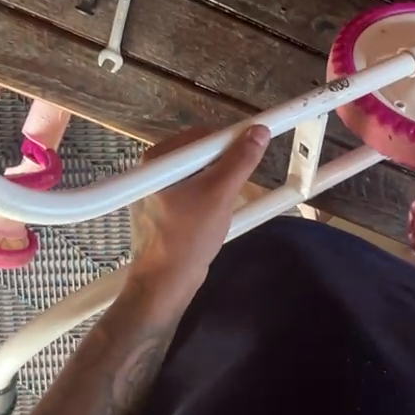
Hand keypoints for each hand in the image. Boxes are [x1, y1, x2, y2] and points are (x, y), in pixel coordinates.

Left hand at [126, 125, 269, 294]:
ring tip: (232, 202)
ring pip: (204, 175)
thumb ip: (241, 160)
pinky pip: (198, 193)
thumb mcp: (220, 194)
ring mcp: (159, 192)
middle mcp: (155, 171)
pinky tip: (223, 214)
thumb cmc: (189, 236)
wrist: (166, 284)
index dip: (232, 142)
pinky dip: (215, 198)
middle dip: (228, 166)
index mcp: (158, 160)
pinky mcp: (168, 211)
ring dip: (224, 184)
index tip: (256, 151)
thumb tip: (259, 130)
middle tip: (243, 183)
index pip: (203, 137)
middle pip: (204, 155)